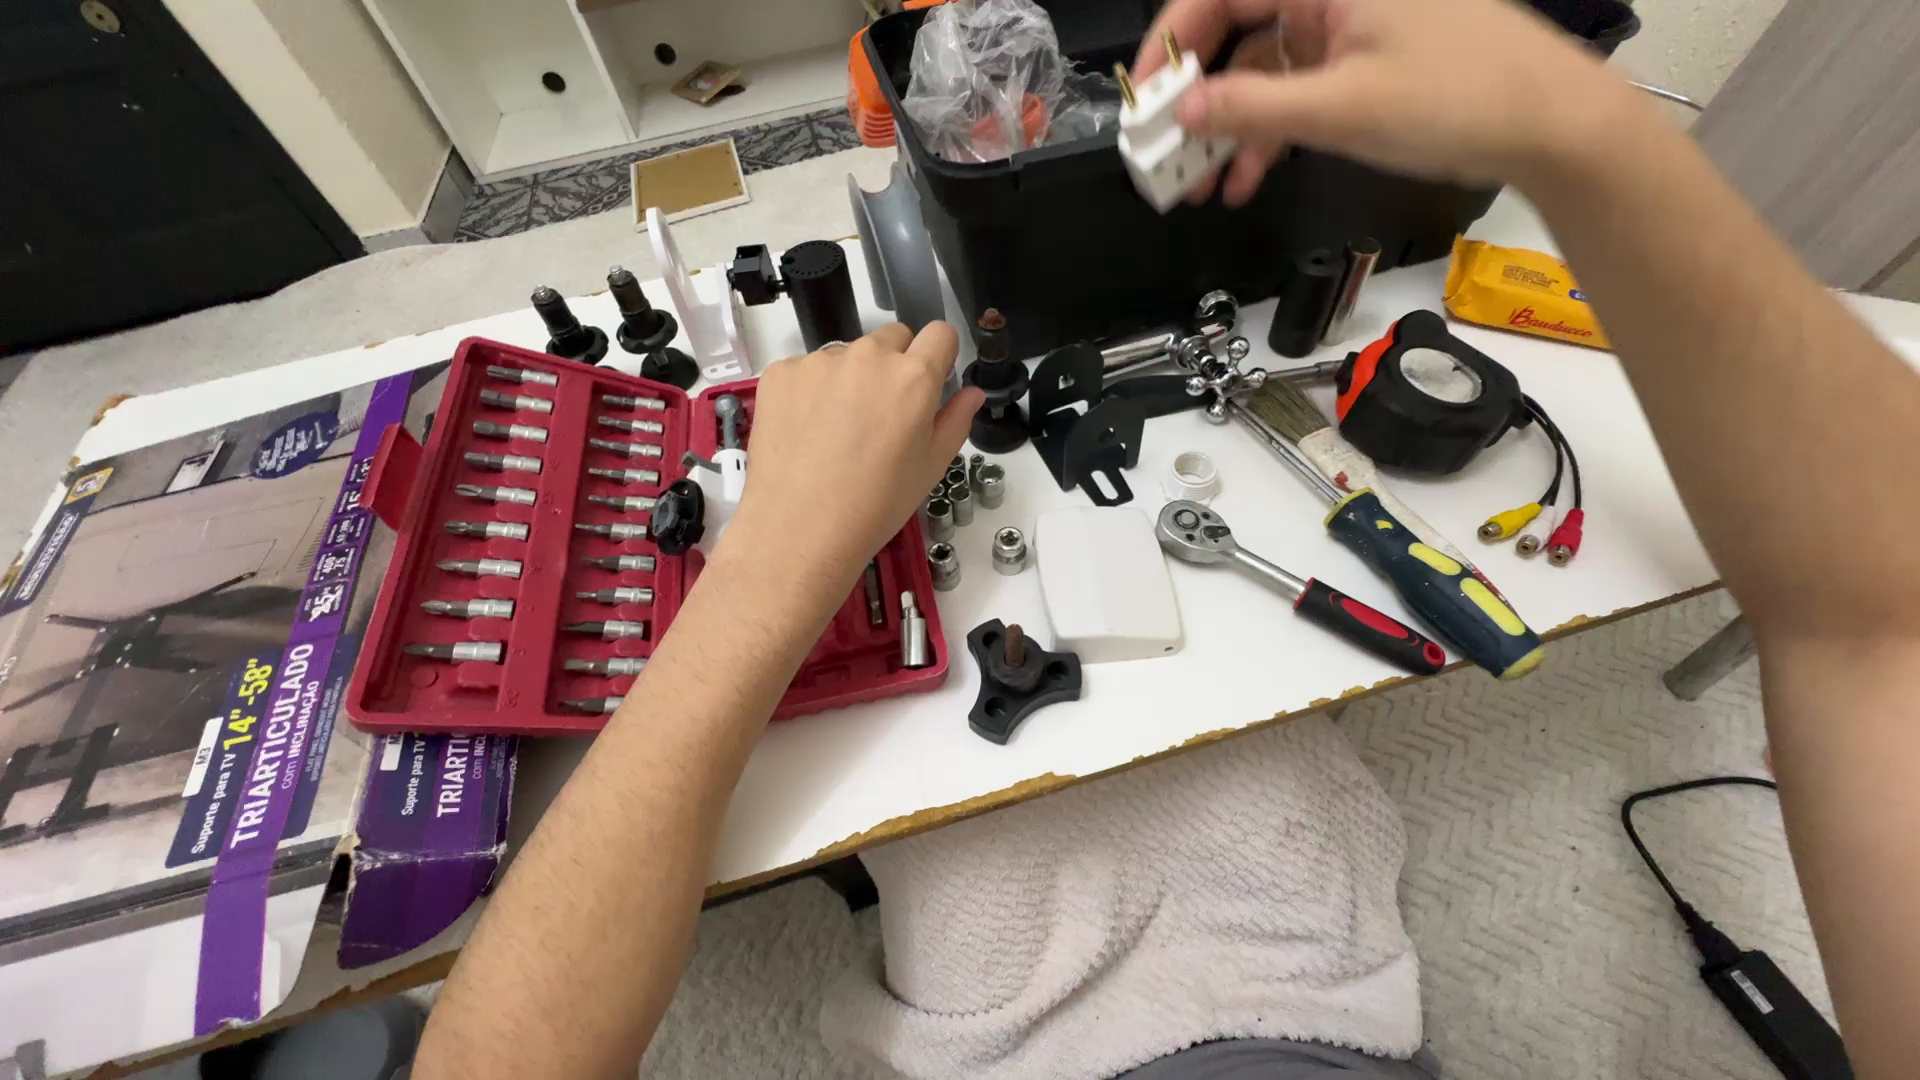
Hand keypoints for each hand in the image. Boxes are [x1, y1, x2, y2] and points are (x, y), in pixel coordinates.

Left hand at [722, 322, 981, 594]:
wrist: (800, 528)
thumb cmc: (874, 505)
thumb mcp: (931, 467)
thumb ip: (956, 420)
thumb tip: (971, 393)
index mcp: (913, 378)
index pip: (940, 333)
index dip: (939, 356)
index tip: (931, 378)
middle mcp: (868, 358)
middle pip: (893, 339)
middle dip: (895, 365)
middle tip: (883, 414)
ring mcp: (820, 361)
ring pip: (847, 356)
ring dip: (851, 379)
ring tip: (838, 431)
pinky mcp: (781, 373)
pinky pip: (805, 370)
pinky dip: (810, 392)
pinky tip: (808, 431)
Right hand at [1133, 0, 1638, 204]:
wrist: (1544, 126)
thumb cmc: (1458, 98)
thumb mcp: (1339, 109)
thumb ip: (1251, 109)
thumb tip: (1183, 111)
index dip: (1170, 44)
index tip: (1145, 99)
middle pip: (1234, 33)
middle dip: (1196, 98)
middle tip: (1165, 151)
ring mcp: (1344, 28)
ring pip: (1259, 74)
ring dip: (1225, 132)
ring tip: (1199, 186)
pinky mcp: (1356, 64)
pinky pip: (1290, 96)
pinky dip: (1263, 137)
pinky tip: (1243, 180)